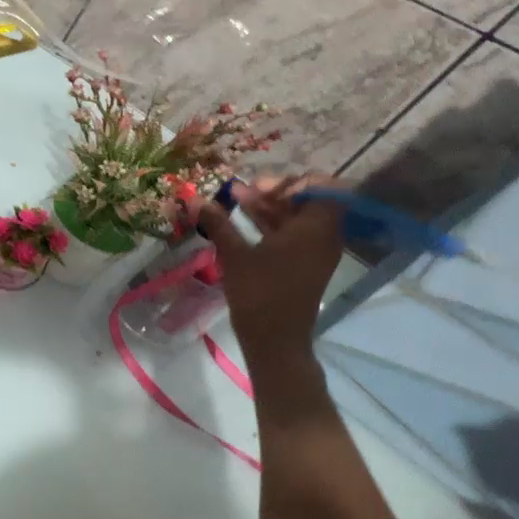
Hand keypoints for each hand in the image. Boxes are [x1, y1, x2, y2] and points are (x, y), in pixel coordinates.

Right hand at [195, 174, 346, 354]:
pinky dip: (270, 226)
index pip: (322, 188)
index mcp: (315, 229)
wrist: (275, 337)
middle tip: (242, 190)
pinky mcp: (304, 265)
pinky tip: (240, 223)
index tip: (261, 184)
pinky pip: (292, 235)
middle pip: (308, 201)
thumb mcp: (234, 253)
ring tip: (234, 199)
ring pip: (297, 218)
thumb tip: (195, 200)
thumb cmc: (259, 290)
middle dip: (275, 192)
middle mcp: (323, 237)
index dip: (293, 181)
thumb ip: (219, 223)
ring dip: (269, 208)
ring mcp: (315, 253)